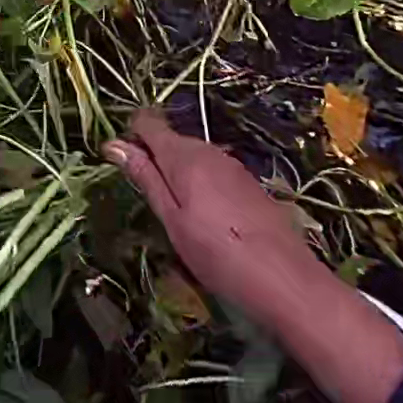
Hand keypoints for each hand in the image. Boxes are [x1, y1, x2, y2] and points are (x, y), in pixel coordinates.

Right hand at [102, 109, 318, 316]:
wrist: (289, 282)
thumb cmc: (218, 253)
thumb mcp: (171, 219)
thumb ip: (145, 177)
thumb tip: (113, 143)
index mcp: (182, 154)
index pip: (147, 121)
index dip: (131, 135)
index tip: (125, 164)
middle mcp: (206, 149)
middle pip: (169, 139)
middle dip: (154, 158)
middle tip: (151, 200)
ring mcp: (231, 164)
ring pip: (191, 156)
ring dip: (178, 174)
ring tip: (180, 215)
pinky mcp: (248, 182)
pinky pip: (212, 171)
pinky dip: (201, 184)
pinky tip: (209, 220)